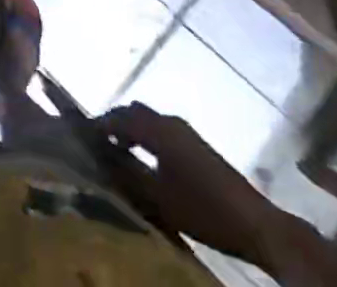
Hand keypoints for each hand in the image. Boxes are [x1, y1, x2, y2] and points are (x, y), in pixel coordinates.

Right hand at [97, 104, 276, 263]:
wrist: (256, 224)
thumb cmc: (203, 210)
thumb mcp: (157, 197)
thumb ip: (126, 173)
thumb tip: (101, 157)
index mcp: (159, 130)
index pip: (118, 118)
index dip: (98, 126)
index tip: (80, 137)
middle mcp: (170, 122)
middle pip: (133, 111)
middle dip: (113, 123)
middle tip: (96, 143)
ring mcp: (186, 132)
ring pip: (148, 119)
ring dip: (130, 129)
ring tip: (117, 152)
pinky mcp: (196, 145)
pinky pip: (161, 129)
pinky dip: (145, 136)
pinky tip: (144, 159)